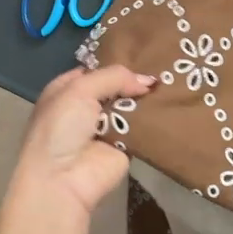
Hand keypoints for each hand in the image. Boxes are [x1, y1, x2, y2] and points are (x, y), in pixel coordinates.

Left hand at [8, 65, 156, 218]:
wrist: (62, 181)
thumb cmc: (61, 128)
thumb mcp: (80, 89)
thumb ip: (115, 76)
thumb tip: (149, 81)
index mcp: (67, 90)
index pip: (97, 69)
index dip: (117, 61)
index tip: (143, 53)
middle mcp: (86, 107)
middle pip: (117, 85)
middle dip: (135, 79)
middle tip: (163, 66)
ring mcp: (106, 127)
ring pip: (131, 104)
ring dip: (146, 97)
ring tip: (171, 82)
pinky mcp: (124, 145)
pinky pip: (141, 125)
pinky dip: (152, 117)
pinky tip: (169, 103)